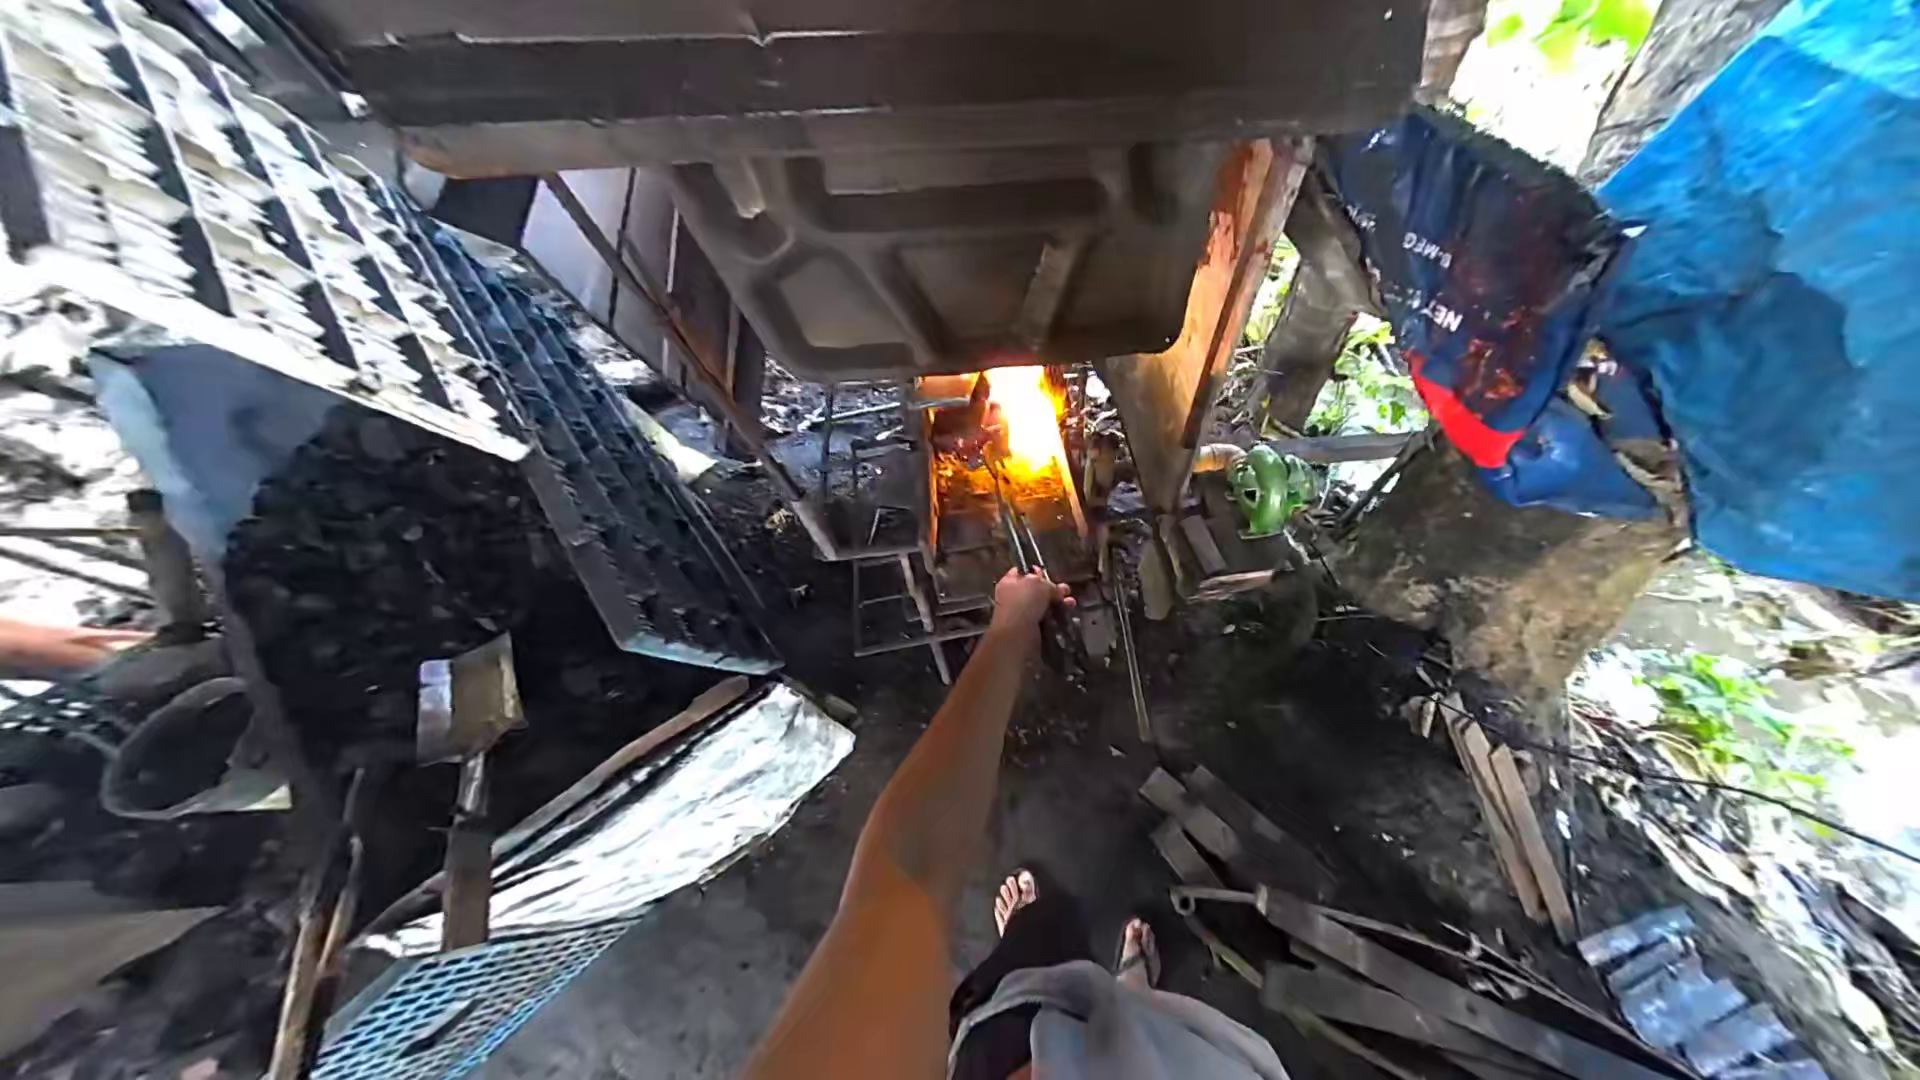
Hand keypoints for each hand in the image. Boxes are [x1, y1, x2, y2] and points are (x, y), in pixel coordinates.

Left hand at [990, 569, 1071, 629]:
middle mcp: (1014, 597)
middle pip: (1036, 590)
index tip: (1049, 573)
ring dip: (1059, 603)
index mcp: (1009, 582)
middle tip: (1066, 590)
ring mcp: (1022, 614)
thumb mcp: (1039, 584)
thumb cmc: (1024, 603)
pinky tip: (1068, 614)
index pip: (1022, 572)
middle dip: (1053, 589)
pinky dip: (1058, 617)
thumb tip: (1055, 589)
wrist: (1018, 636)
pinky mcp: (1032, 629)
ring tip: (1071, 603)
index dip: (1036, 571)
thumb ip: (1048, 583)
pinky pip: (1047, 620)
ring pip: (1044, 605)